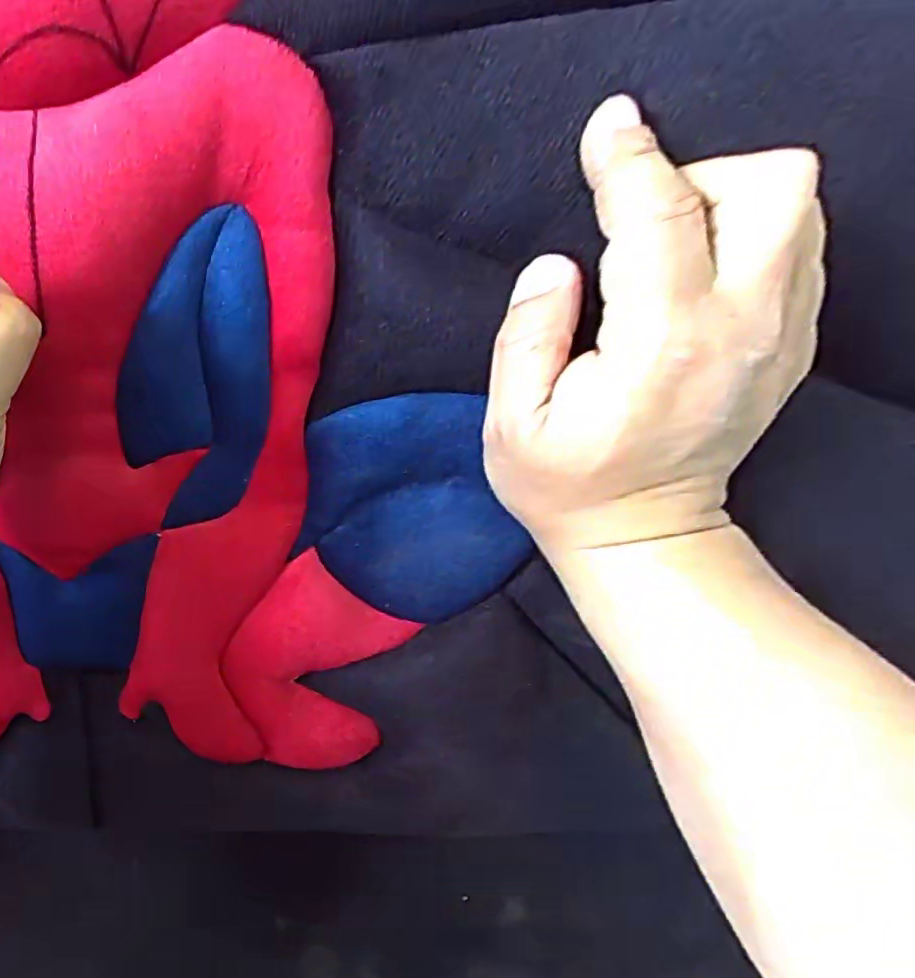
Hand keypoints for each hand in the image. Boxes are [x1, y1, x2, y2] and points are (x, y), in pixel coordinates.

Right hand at [483, 95, 826, 558]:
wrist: (639, 526)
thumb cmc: (559, 479)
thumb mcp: (509, 420)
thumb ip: (528, 336)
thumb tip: (553, 265)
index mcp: (662, 345)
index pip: (660, 222)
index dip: (631, 162)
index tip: (610, 122)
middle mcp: (745, 323)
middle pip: (771, 186)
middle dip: (695, 175)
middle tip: (628, 213)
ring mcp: (783, 329)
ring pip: (797, 206)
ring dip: (722, 199)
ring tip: (650, 243)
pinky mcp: (792, 336)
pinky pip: (794, 244)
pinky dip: (742, 231)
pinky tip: (682, 270)